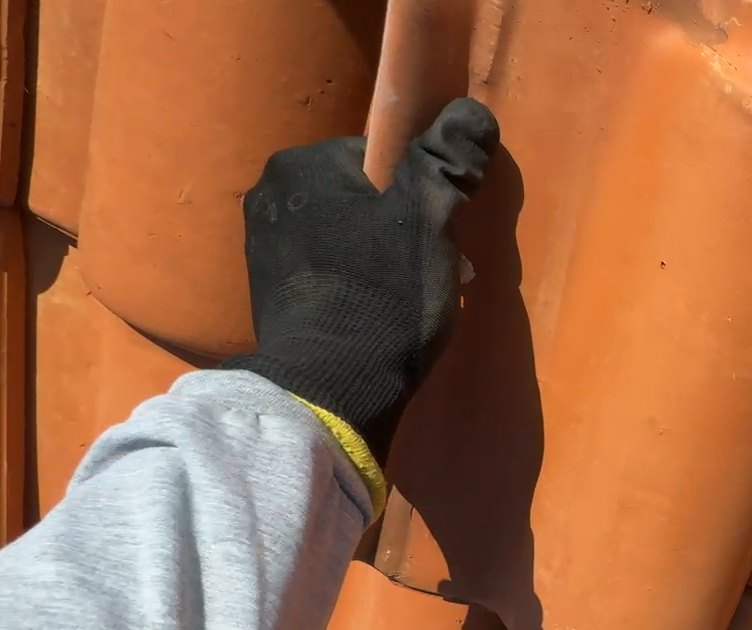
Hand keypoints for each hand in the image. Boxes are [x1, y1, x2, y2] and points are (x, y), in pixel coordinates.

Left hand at [226, 97, 499, 457]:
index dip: (424, 198)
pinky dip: (362, 286)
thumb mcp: (429, 225)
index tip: (448, 237)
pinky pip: (330, 271)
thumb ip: (447, 166)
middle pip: (364, 200)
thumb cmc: (385, 296)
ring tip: (417, 300)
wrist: (334, 382)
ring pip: (348, 237)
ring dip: (388, 260)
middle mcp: (271, 194)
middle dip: (407, 232)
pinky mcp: (271, 291)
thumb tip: (475, 114)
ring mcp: (264, 245)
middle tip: (442, 274)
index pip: (379, 161)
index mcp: (303, 166)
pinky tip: (385, 316)